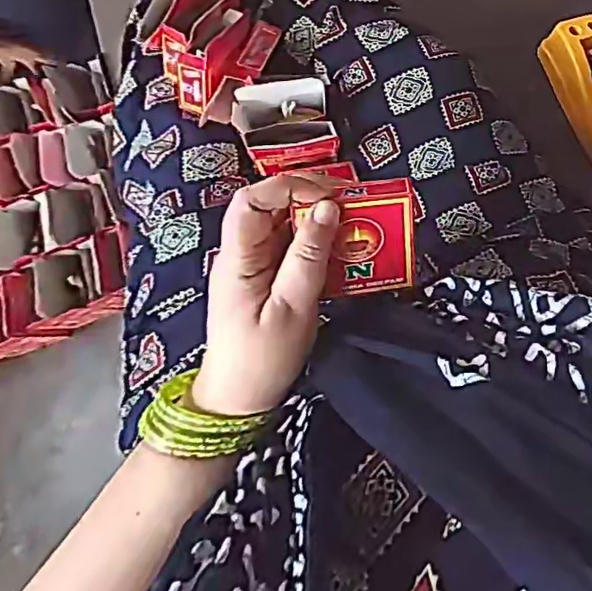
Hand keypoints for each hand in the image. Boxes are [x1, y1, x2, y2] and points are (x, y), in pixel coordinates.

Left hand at [188, 174, 342, 415]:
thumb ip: (309, 256)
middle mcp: (244, 253)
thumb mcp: (292, 308)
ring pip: (286, 221)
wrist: (238, 402)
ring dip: (320, 216)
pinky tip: (342, 245)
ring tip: (354, 221)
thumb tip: (327, 209)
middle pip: (272, 203)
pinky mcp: (269, 274)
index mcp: (238, 259)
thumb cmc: (259, 362)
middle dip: (313, 196)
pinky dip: (320, 238)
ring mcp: (256, 263)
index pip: (252, 199)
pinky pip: (294, 242)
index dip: (290, 188)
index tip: (329, 196)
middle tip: (351, 202)